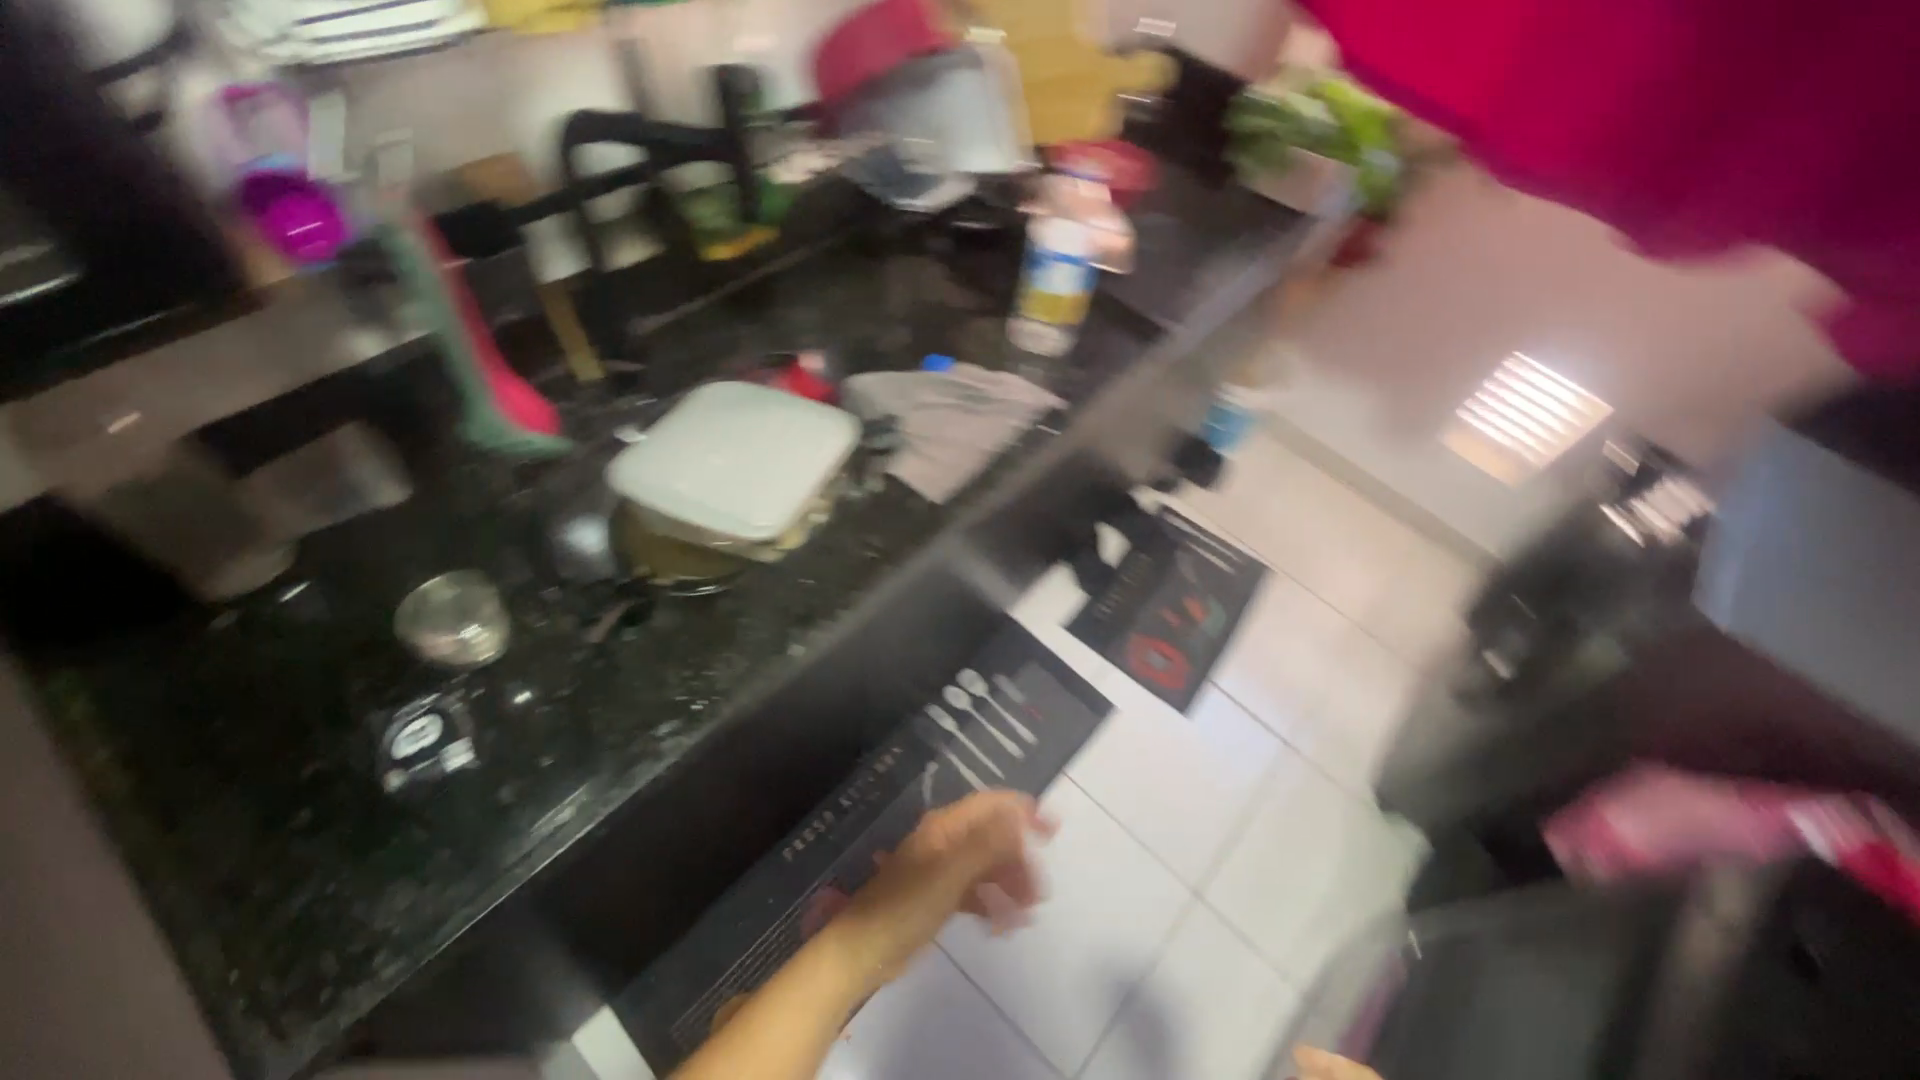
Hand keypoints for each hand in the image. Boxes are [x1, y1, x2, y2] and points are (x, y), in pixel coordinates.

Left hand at [825, 791, 1054, 994]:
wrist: (862, 951)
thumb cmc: (905, 907)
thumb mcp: (950, 873)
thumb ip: (986, 843)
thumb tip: (1019, 815)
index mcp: (944, 828)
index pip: (990, 805)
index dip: (1021, 810)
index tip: (1052, 828)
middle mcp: (944, 842)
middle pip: (993, 838)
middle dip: (1019, 860)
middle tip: (1040, 891)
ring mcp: (940, 870)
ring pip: (986, 867)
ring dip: (1009, 886)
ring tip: (1025, 916)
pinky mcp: (938, 898)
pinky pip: (974, 892)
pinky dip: (991, 904)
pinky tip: (1002, 926)